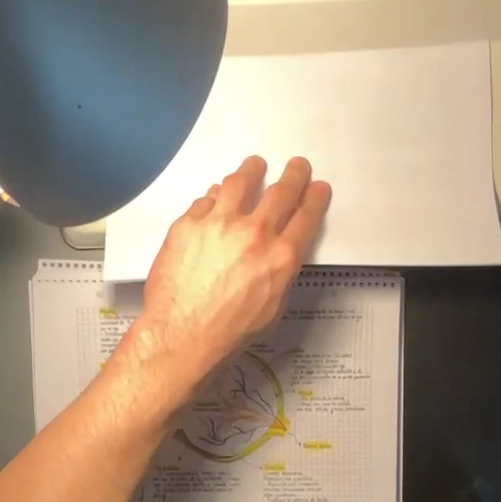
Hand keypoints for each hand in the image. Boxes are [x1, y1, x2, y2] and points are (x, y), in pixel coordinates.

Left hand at [120, 155, 330, 396]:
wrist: (183, 335)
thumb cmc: (227, 332)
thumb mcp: (272, 308)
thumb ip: (280, 272)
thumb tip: (278, 254)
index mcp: (281, 257)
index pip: (306, 217)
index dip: (314, 199)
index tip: (317, 188)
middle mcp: (254, 234)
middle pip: (280, 192)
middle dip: (292, 175)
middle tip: (296, 166)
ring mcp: (219, 224)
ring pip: (239, 183)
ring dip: (251, 171)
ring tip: (254, 166)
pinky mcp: (189, 224)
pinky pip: (205, 200)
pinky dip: (214, 197)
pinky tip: (215, 197)